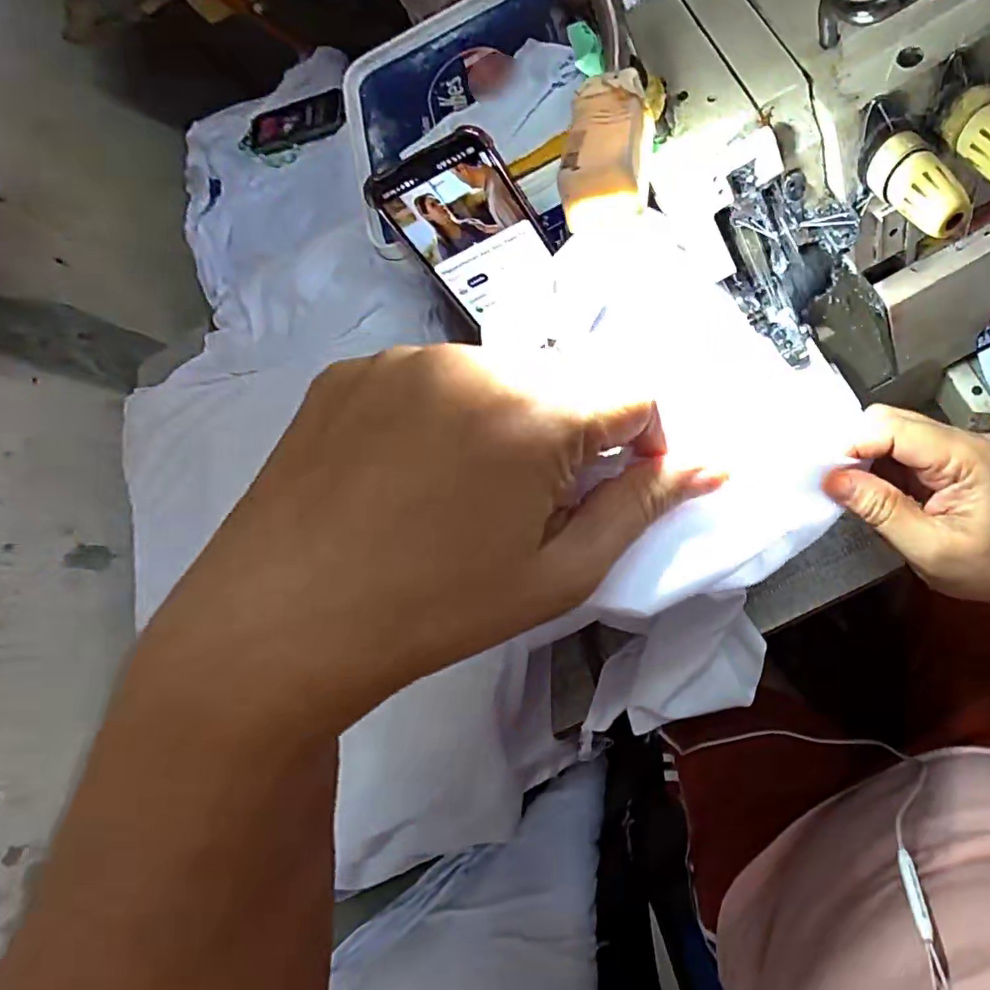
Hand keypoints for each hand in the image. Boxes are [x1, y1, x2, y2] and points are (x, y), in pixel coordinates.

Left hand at [138, 344, 723, 732]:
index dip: (642, 445)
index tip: (612, 493)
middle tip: (541, 505)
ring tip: (475, 491)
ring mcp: (405, 358)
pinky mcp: (353, 369)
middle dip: (580, 436)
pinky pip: (442, 378)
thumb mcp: (563, 572)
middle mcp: (474, 362)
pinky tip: (419, 473)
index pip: (635, 394)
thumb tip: (716, 465)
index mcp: (534, 412)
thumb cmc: (438, 610)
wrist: (274, 631)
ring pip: (508, 376)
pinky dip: (459, 414)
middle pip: (571, 382)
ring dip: (521, 422)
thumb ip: (644, 506)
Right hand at [823, 405, 989, 633]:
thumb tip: (835, 480)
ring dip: (866, 457)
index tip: (824, 472)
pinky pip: (904, 451)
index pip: (894, 429)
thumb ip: (882, 510)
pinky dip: (881, 466)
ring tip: (848, 488)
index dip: (854, 444)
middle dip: (856, 446)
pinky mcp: (948, 461)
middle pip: (891, 421)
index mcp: (962, 456)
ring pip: (893, 432)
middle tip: (832, 481)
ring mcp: (955, 448)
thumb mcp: (931, 549)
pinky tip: (872, 490)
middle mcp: (959, 440)